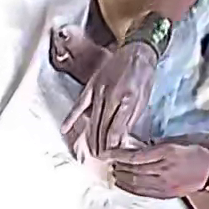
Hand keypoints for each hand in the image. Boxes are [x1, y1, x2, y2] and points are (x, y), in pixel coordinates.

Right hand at [62, 40, 156, 157]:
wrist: (138, 49)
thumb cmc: (143, 75)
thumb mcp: (144, 99)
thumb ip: (131, 119)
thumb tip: (121, 140)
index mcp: (127, 100)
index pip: (115, 131)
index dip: (111, 146)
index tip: (109, 157)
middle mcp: (111, 96)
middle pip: (101, 128)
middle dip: (100, 146)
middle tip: (98, 159)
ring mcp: (99, 91)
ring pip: (92, 121)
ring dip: (90, 138)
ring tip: (89, 152)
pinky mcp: (91, 86)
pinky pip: (79, 104)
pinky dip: (71, 117)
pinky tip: (64, 129)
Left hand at [108, 141, 208, 197]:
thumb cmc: (194, 153)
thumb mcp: (176, 142)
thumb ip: (155, 146)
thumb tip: (134, 146)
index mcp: (167, 153)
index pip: (135, 156)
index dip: (118, 156)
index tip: (106, 153)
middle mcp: (164, 170)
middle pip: (133, 171)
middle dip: (118, 167)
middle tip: (108, 163)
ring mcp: (164, 185)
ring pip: (135, 183)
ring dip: (121, 178)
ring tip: (113, 172)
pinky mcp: (164, 195)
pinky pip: (142, 192)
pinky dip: (129, 188)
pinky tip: (122, 183)